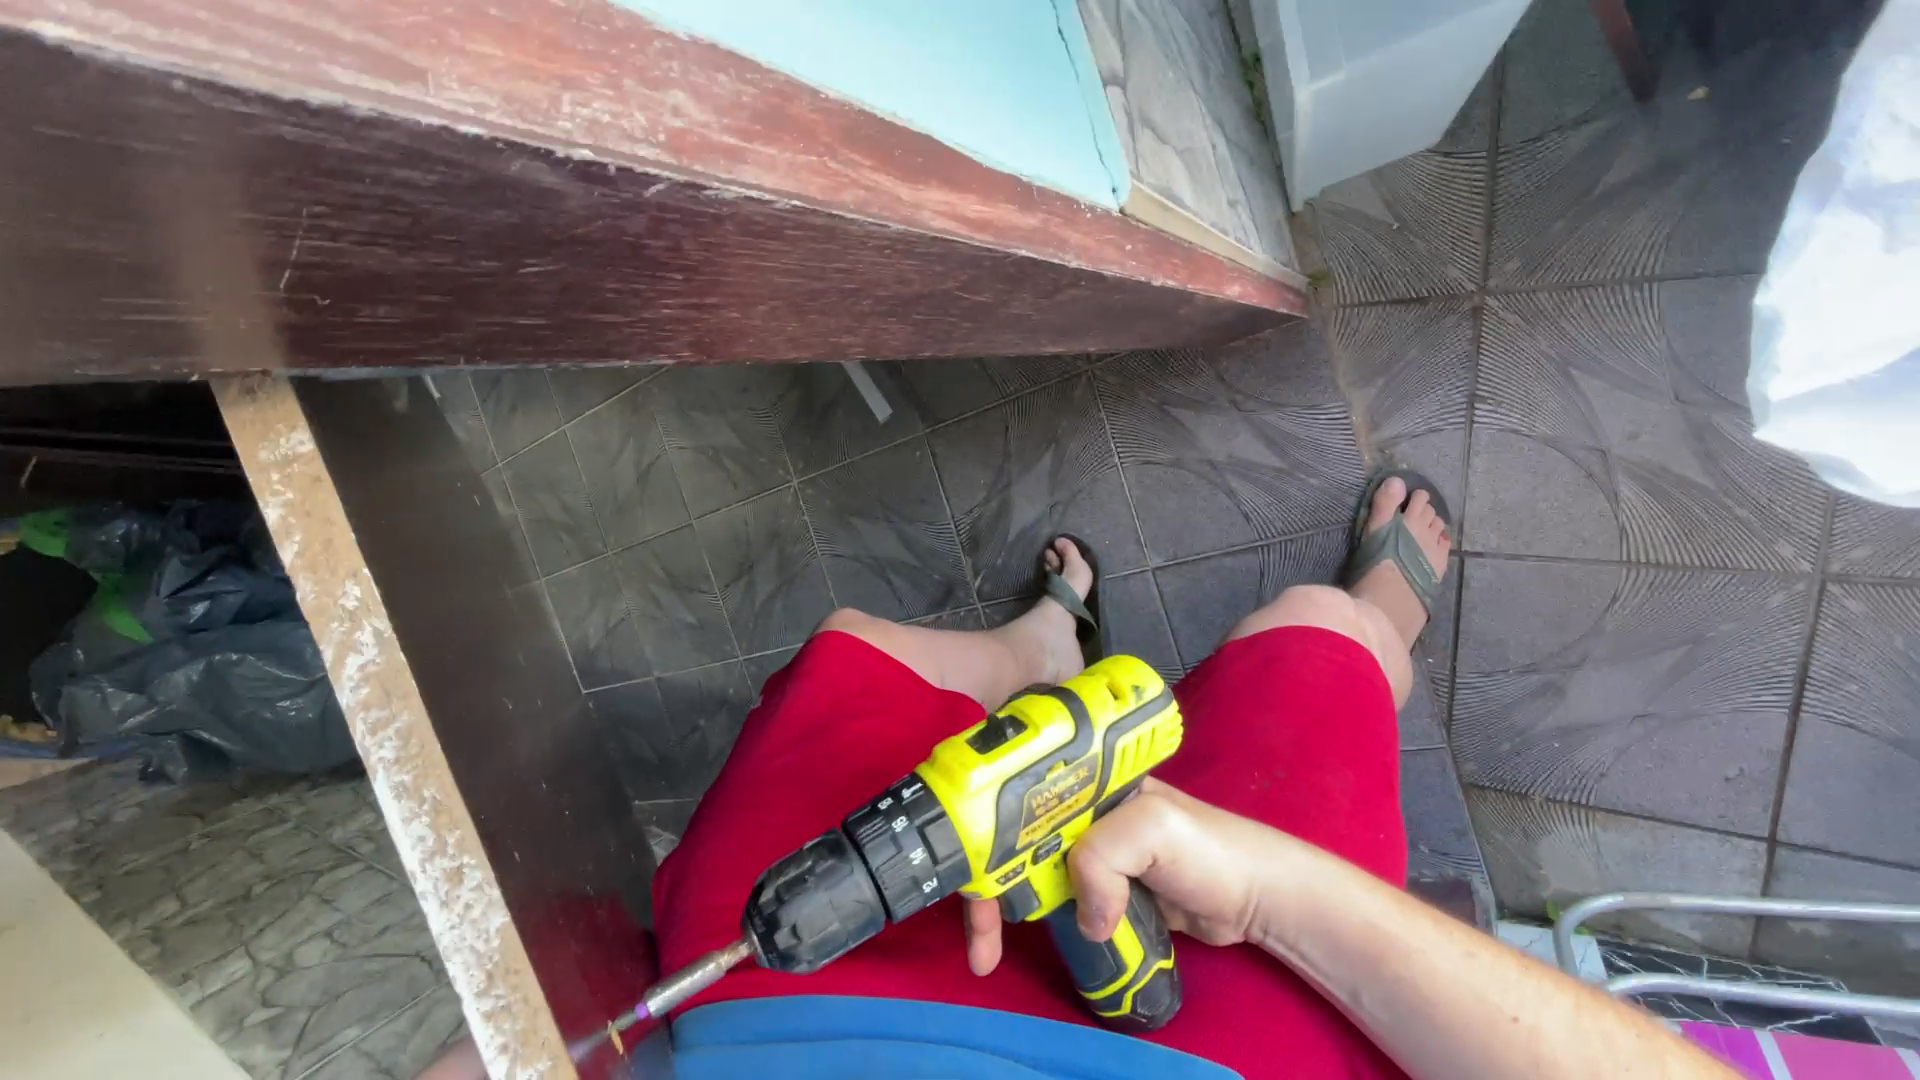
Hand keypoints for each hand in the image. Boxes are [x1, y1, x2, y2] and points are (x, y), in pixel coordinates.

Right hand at [964, 778, 1270, 974]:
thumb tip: (1083, 914)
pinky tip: (1010, 944)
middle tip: (977, 931)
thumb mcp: (1153, 829)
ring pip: (1022, 872)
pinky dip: (1026, 922)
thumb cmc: (1208, 847)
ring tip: (986, 950)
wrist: (1252, 898)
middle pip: (1008, 836)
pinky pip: (1049, 900)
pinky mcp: (1095, 886)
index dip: (980, 822)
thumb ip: (1105, 855)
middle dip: (981, 879)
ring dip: (996, 908)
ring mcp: (1084, 850)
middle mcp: (1075, 809)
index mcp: (1083, 781)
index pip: (1015, 791)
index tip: (961, 862)